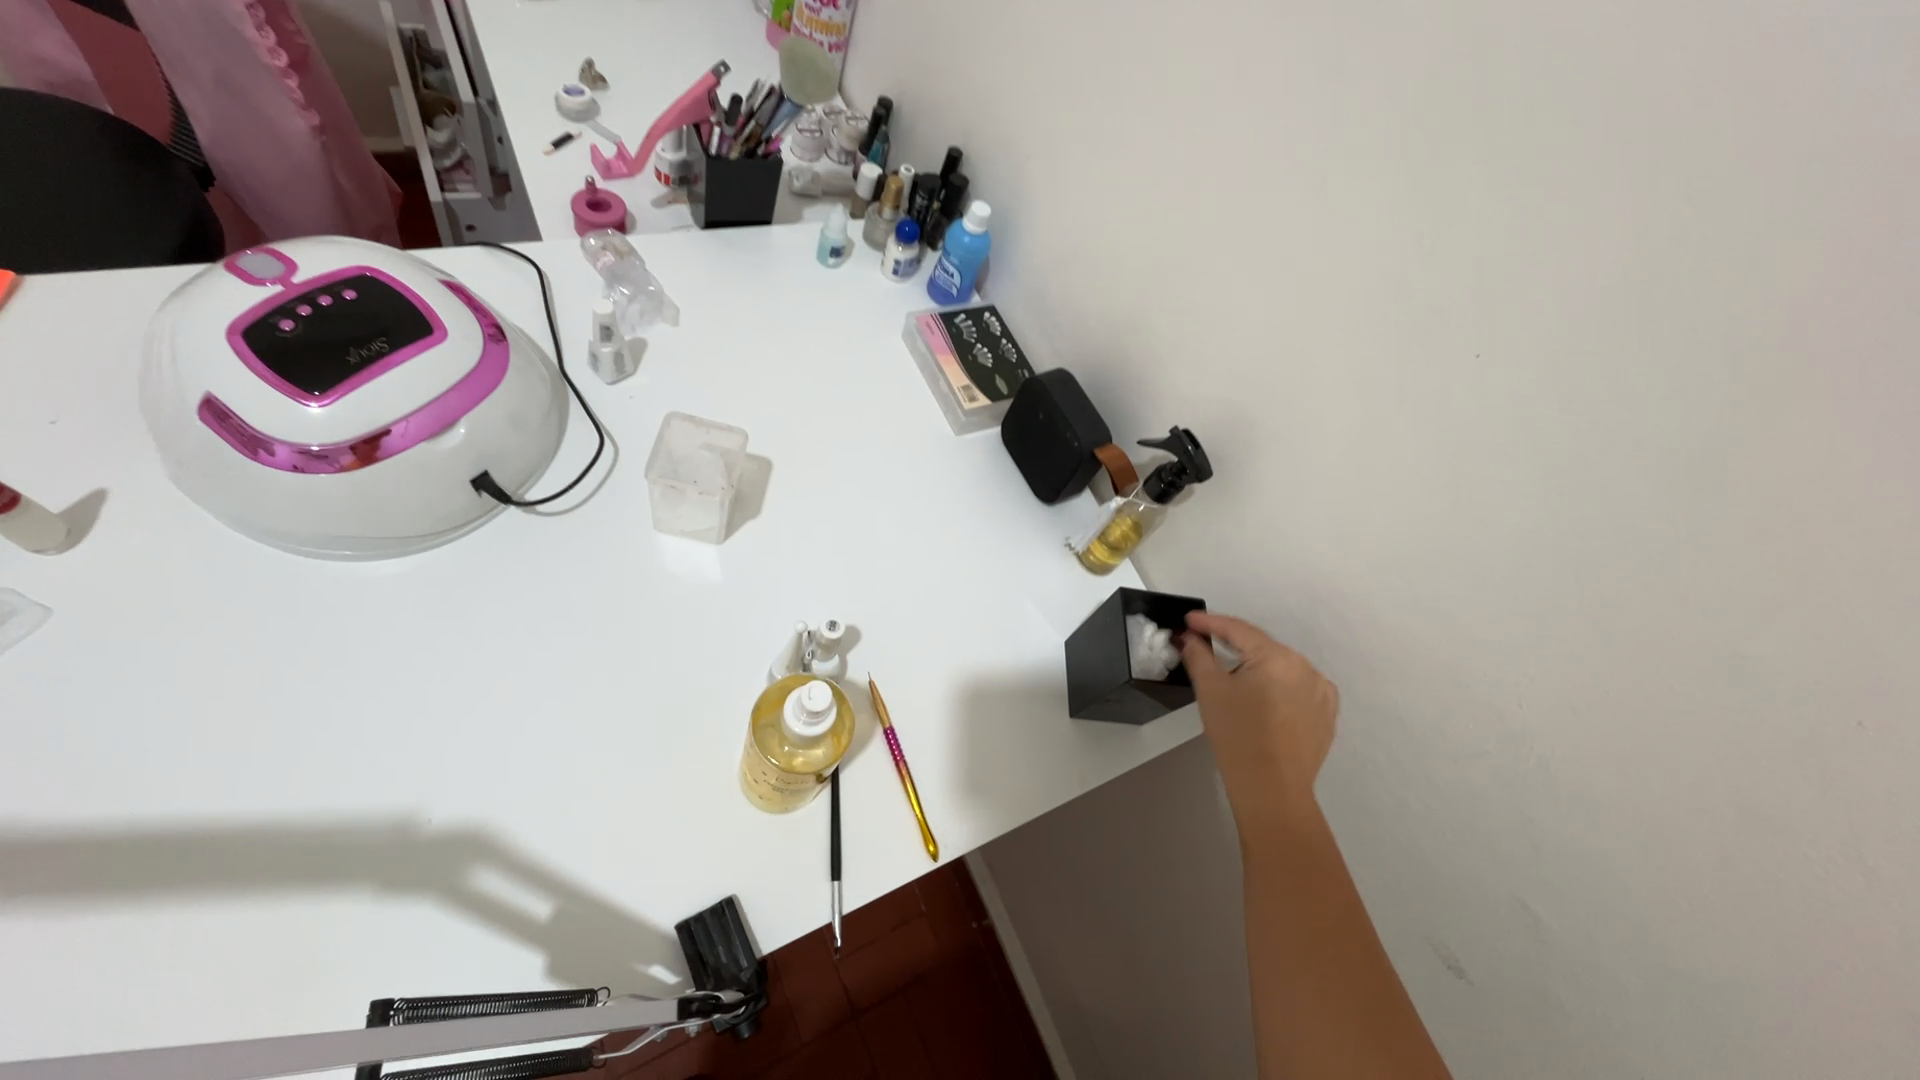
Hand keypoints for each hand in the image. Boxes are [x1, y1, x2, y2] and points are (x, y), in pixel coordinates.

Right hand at [1181, 612, 1338, 829]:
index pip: (1239, 630)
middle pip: (1262, 648)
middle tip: (1206, 649)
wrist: (1271, 789)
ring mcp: (1321, 691)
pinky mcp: (1327, 714)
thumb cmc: (1236, 735)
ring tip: (1235, 683)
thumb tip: (1190, 637)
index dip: (1210, 623)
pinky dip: (1278, 688)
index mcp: (1277, 657)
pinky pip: (1298, 690)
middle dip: (1234, 647)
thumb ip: (1198, 655)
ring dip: (1258, 669)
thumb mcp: (1210, 691)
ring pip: (1281, 669)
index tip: (1189, 621)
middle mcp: (1306, 667)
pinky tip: (1263, 703)